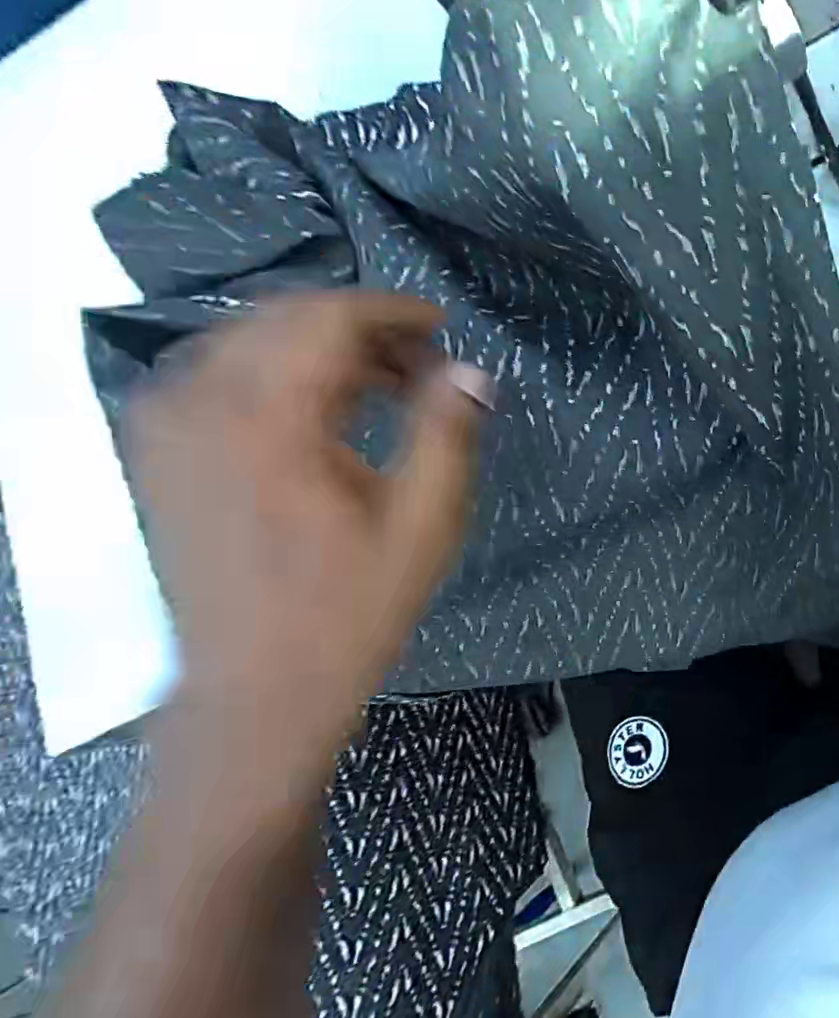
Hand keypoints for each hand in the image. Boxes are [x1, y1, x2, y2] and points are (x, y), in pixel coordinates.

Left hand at [128, 291, 492, 792]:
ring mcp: (165, 428)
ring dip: (321, 350)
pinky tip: (329, 410)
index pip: (323, 320)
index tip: (444, 325)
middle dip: (360, 328)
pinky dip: (280, 376)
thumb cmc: (356, 602)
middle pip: (278, 322)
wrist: (260, 679)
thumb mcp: (426, 520)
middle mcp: (197, 405)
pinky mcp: (161, 454)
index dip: (390, 311)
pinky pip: (217, 379)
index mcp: (266, 418)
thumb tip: (472, 374)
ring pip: (245, 345)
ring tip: (391, 386)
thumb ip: (447, 435)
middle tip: (429, 363)